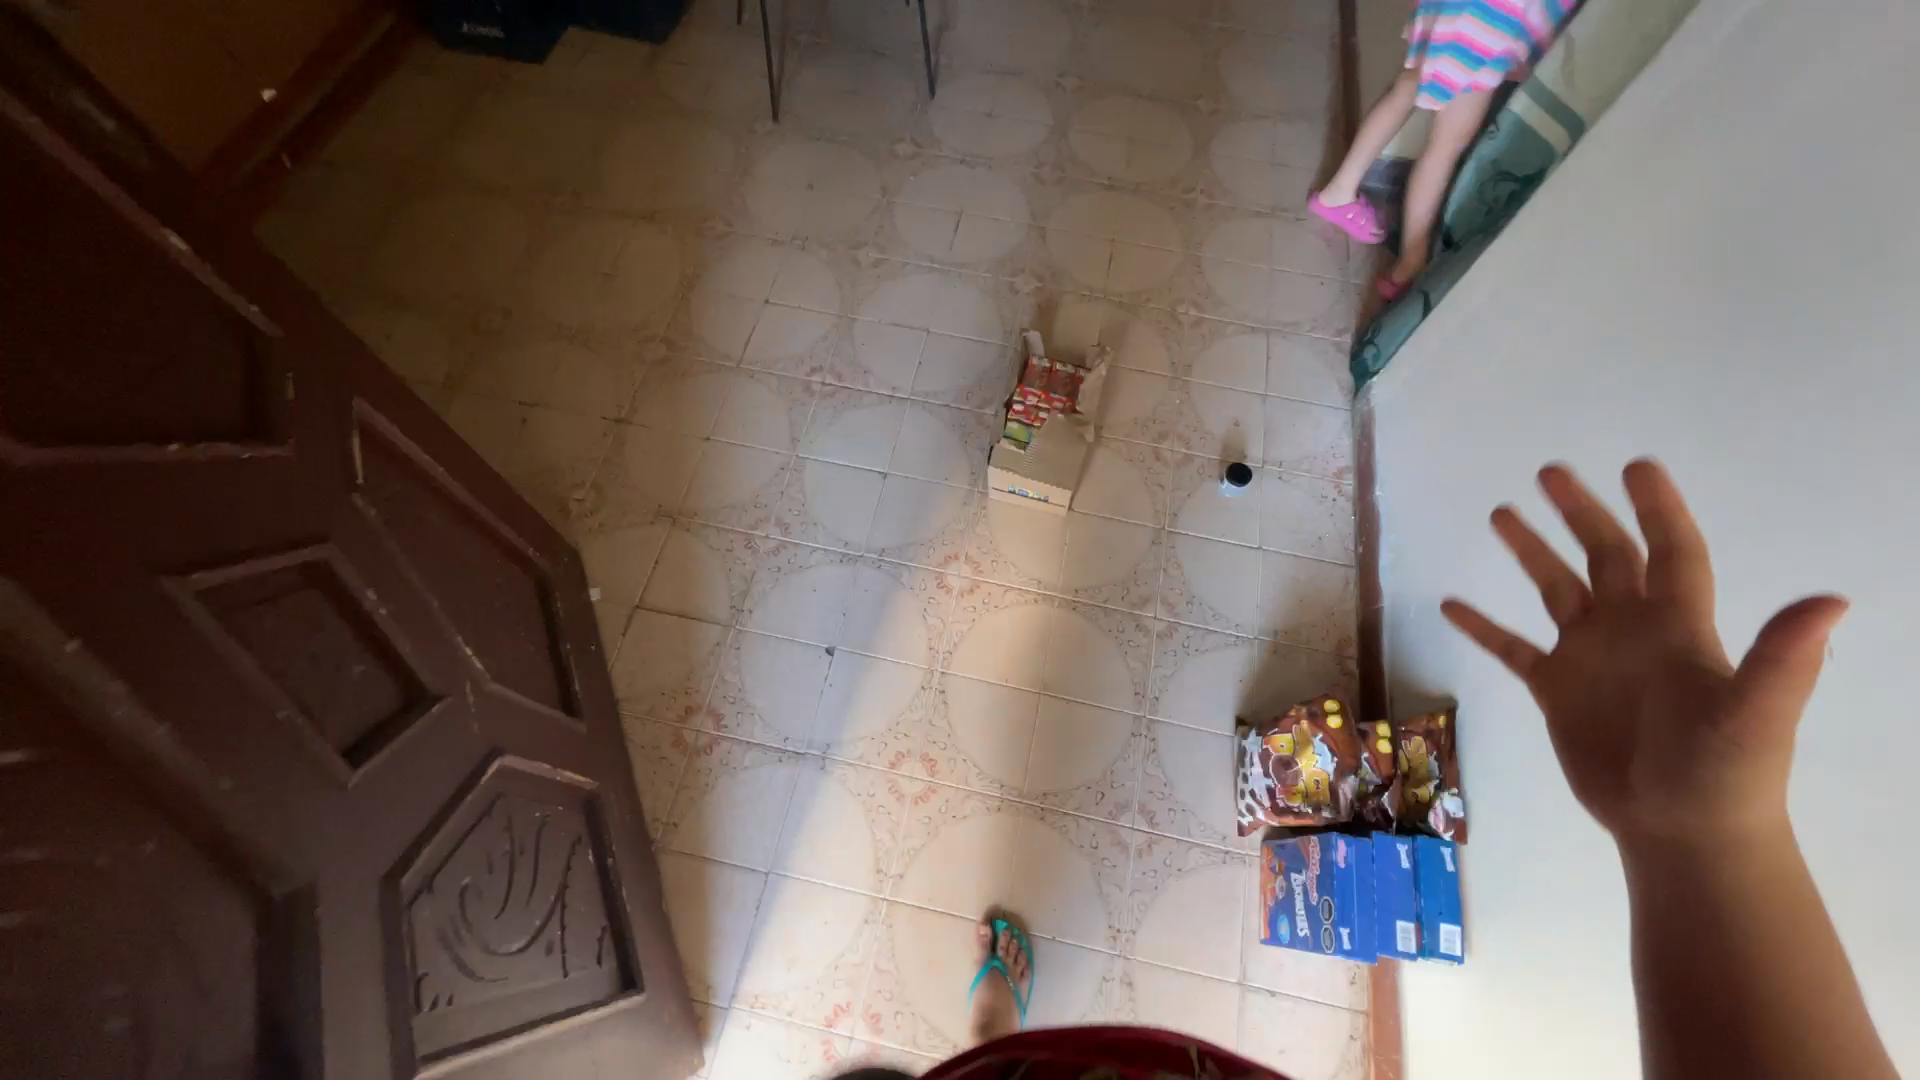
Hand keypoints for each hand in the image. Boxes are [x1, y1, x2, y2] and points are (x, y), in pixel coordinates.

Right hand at [1441, 460, 1846, 849]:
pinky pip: (1511, 647)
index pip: (1669, 553)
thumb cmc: (1726, 772)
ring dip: (1530, 552)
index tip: (1635, 467)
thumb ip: (1783, 660)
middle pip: (1604, 556)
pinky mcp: (1554, 688)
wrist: (1681, 829)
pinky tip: (1451, 605)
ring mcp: (1588, 657)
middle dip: (1580, 513)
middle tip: (1549, 472)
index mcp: (1678, 628)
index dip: (1656, 510)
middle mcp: (1631, 630)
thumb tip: (1831, 600)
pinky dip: (1482, 626)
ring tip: (1500, 514)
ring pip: (1555, 589)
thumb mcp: (1755, 717)